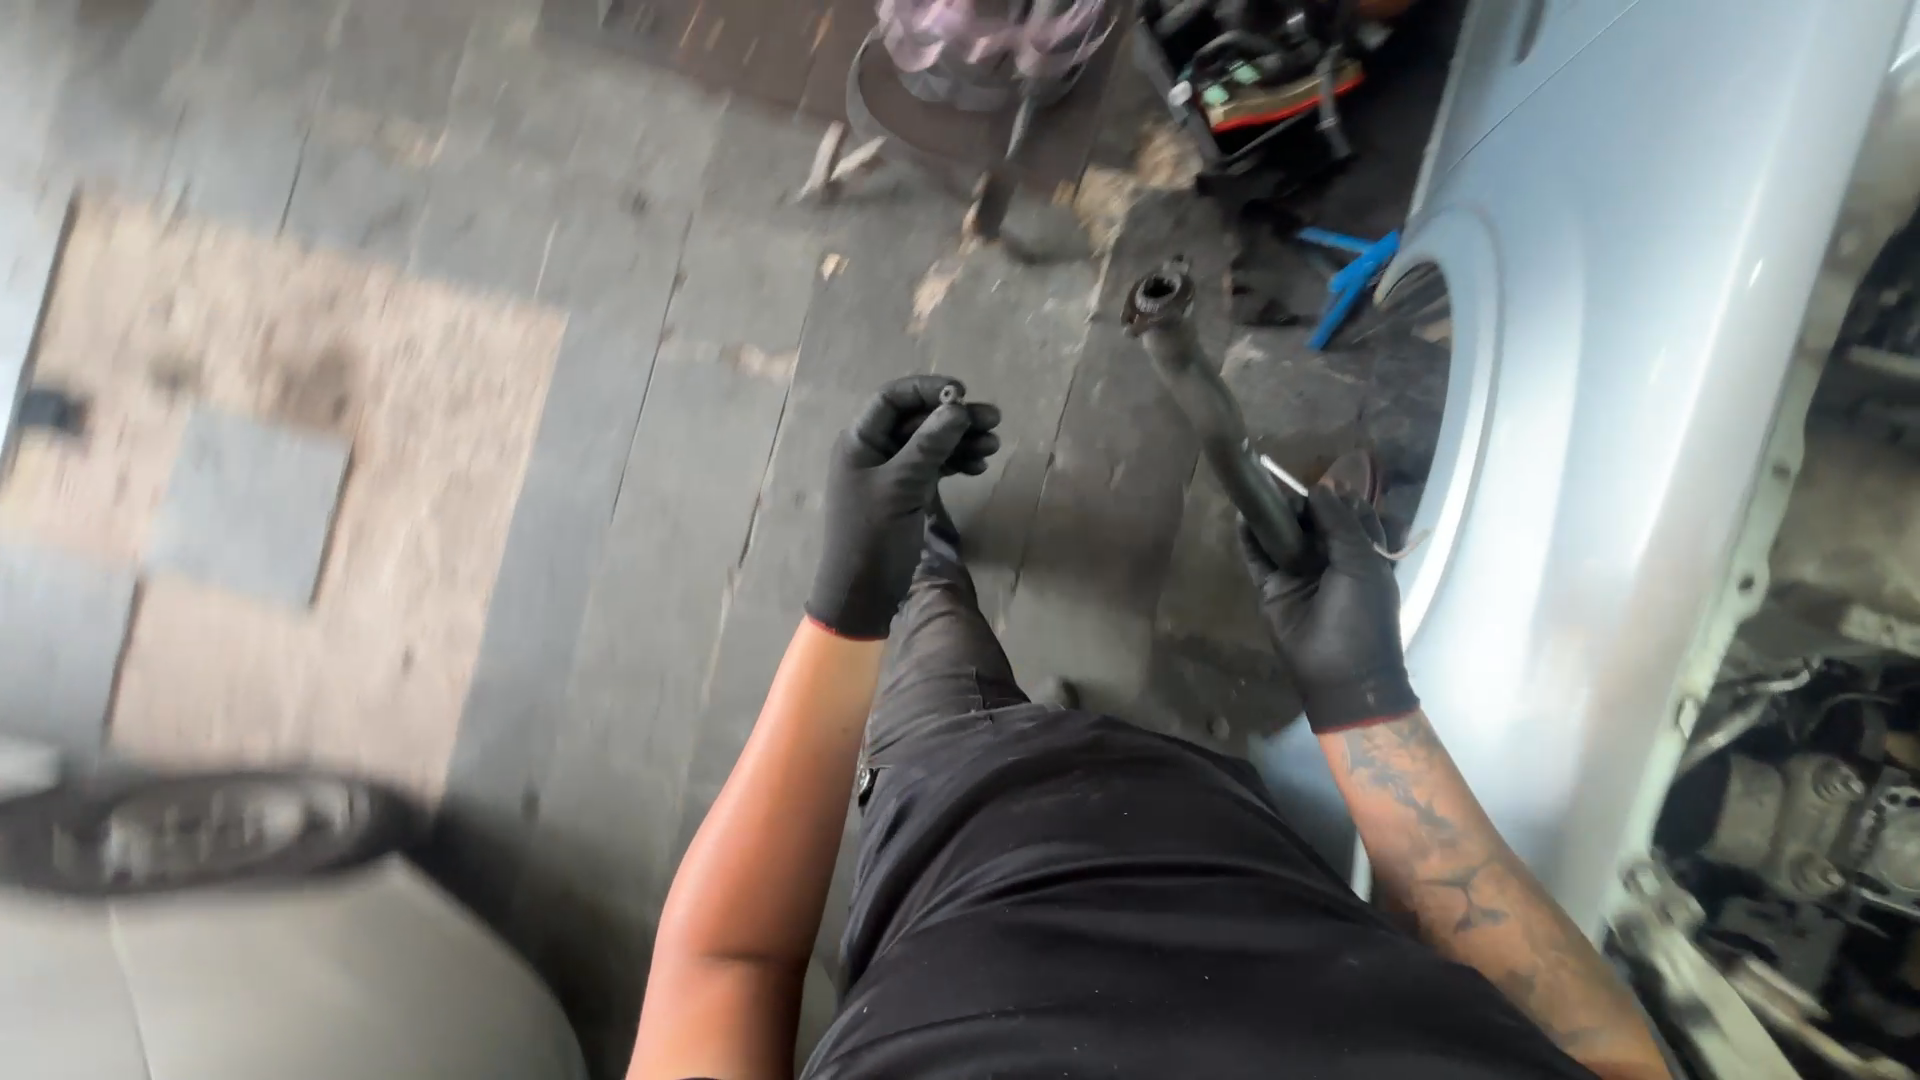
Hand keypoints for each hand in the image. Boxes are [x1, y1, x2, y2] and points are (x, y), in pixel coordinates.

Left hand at [806, 375, 1000, 639]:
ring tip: (994, 445)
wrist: (863, 591)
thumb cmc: (872, 536)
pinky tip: (978, 466)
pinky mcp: (906, 493)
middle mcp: (874, 450)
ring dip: (960, 441)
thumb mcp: (902, 486)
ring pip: (930, 444)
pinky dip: (955, 463)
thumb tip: (957, 407)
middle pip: (917, 420)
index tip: (962, 393)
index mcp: (859, 441)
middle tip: (994, 420)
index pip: (892, 399)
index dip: (926, 390)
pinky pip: (933, 467)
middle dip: (954, 418)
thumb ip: (928, 445)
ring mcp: (891, 472)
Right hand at [1239, 486, 1417, 732]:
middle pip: (1313, 524)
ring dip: (1273, 516)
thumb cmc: (1362, 616)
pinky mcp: (1271, 589)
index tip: (1323, 482)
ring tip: (1261, 493)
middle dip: (1301, 505)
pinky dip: (1249, 538)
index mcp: (1363, 556)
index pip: (1351, 518)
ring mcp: (1298, 575)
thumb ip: (1341, 524)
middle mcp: (1330, 562)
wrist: (1341, 673)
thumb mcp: (1362, 564)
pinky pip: (1257, 559)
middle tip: (1286, 487)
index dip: (1339, 499)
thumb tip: (1323, 488)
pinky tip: (1242, 517)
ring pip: (1282, 538)